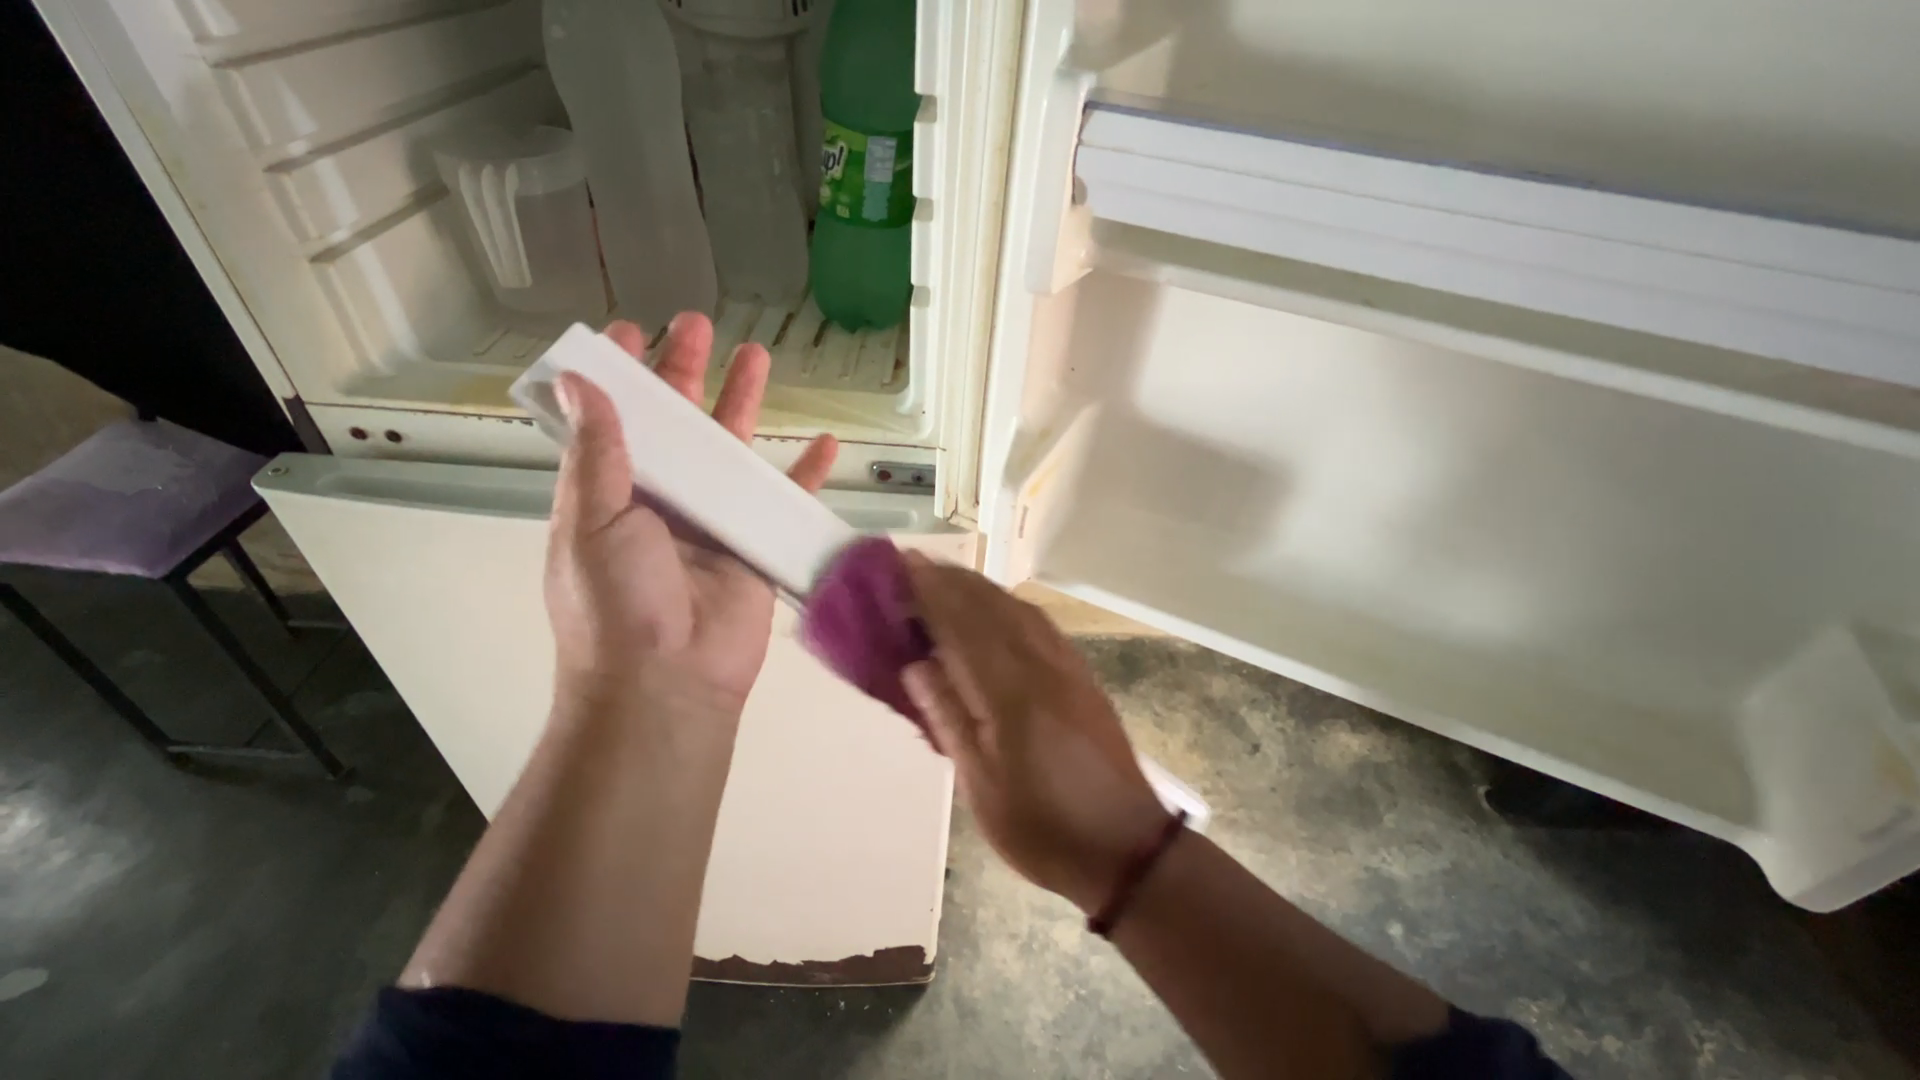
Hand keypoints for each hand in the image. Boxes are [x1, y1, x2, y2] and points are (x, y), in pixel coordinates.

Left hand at [545, 314, 836, 716]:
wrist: (669, 684)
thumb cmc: (618, 603)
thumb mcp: (592, 522)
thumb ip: (597, 453)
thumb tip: (582, 383)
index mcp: (610, 495)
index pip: (613, 422)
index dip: (618, 378)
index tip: (627, 333)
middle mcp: (660, 502)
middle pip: (677, 425)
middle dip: (686, 373)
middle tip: (697, 323)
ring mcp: (711, 522)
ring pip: (731, 450)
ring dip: (743, 404)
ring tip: (758, 355)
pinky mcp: (754, 545)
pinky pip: (783, 499)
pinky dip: (806, 474)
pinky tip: (825, 442)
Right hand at [901, 557, 1170, 913]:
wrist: (1128, 849)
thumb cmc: (1044, 829)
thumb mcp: (982, 787)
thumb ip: (949, 720)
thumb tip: (916, 666)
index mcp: (1012, 694)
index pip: (964, 626)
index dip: (931, 592)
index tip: (902, 565)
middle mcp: (1043, 667)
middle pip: (993, 607)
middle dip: (953, 581)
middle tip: (915, 564)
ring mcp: (1069, 669)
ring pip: (1020, 611)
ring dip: (981, 589)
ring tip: (947, 581)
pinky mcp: (1084, 679)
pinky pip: (1040, 626)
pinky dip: (1009, 607)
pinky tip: (997, 612)